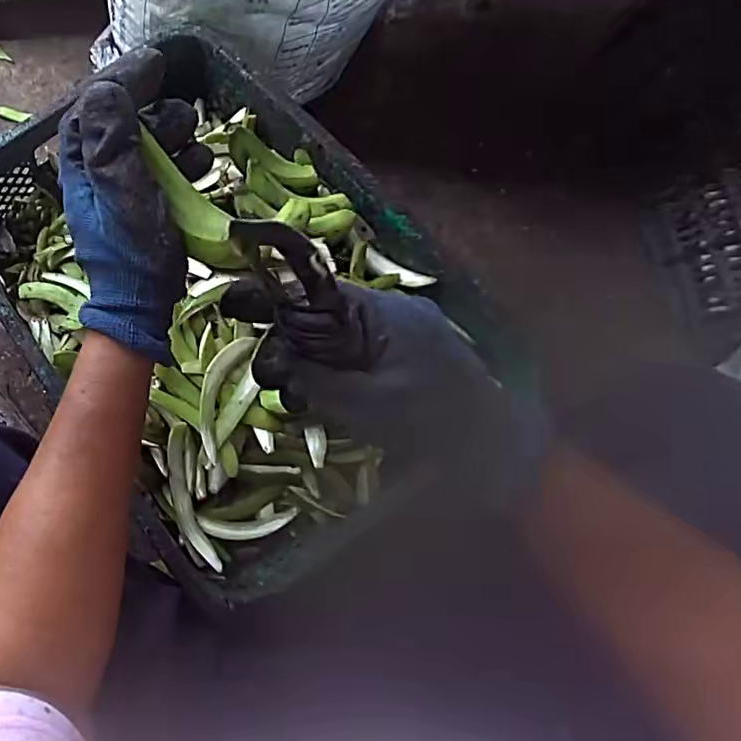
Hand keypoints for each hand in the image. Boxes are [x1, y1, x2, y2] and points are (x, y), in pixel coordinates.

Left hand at [56, 49, 184, 363]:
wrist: (144, 302)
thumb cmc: (128, 249)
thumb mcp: (120, 190)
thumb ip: (111, 139)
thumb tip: (104, 87)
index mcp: (80, 162)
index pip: (94, 104)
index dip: (122, 80)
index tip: (156, 62)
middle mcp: (99, 166)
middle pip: (128, 115)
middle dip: (156, 114)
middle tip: (177, 124)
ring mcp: (125, 181)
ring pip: (154, 135)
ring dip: (177, 136)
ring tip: (189, 155)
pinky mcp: (150, 195)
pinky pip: (171, 161)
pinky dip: (187, 160)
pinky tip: (197, 172)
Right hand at [252, 282, 548, 508]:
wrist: (505, 453)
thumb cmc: (438, 423)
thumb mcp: (368, 404)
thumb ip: (314, 379)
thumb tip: (268, 361)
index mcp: (380, 312)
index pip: (315, 287)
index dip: (272, 291)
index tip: (235, 303)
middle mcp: (381, 316)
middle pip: (312, 316)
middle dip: (284, 344)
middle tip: (272, 376)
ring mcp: (386, 338)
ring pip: (322, 340)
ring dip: (301, 367)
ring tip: (298, 401)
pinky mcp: (390, 360)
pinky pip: (341, 358)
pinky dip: (322, 377)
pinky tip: (317, 404)